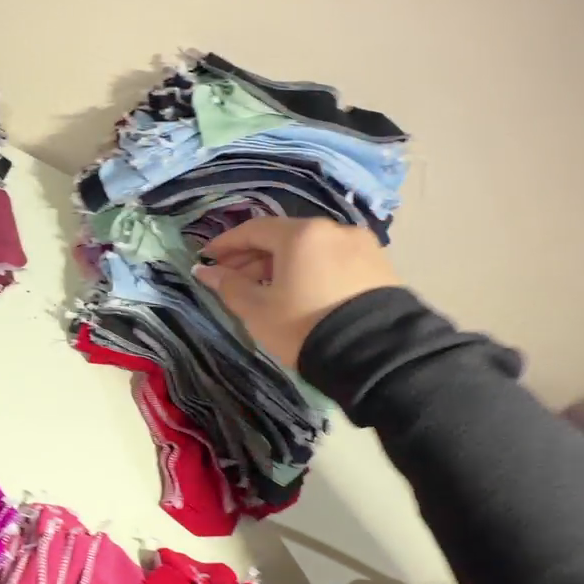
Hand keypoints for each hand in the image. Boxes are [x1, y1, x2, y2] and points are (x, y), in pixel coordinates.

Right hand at [192, 216, 399, 367]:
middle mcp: (333, 230)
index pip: (254, 230)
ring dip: (280, 264)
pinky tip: (296, 291)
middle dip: (252, 256)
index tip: (207, 258)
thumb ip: (228, 285)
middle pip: (283, 237)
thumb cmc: (303, 324)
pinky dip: (307, 269)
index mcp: (301, 235)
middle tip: (230, 277)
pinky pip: (331, 259)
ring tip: (262, 288)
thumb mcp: (257, 309)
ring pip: (309, 248)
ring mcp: (361, 246)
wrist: (375, 354)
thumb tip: (205, 271)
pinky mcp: (378, 265)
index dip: (226, 243)